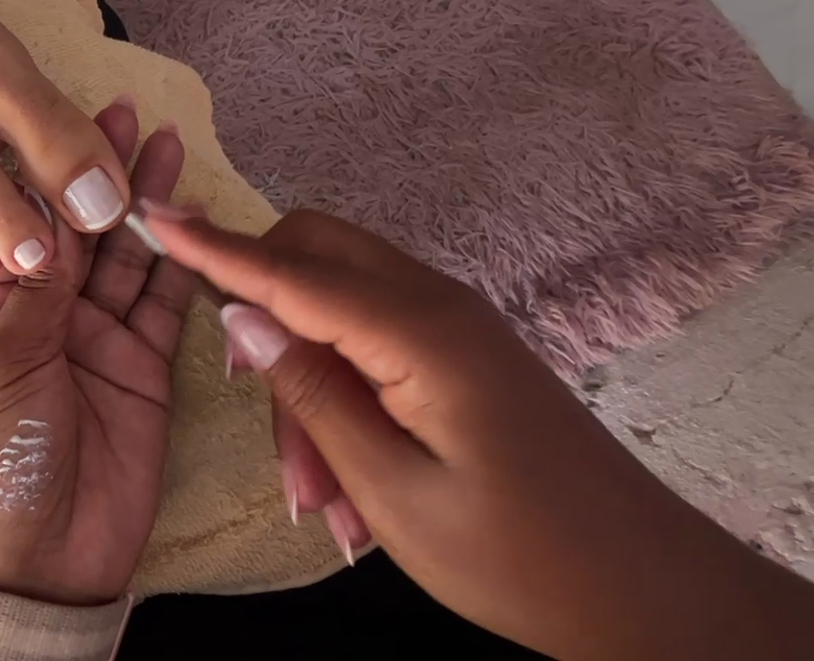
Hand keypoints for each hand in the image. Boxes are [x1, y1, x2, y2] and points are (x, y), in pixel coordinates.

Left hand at [0, 103, 188, 604]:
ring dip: (147, 207)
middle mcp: (49, 309)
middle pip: (83, 230)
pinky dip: (181, 265)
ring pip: (128, 258)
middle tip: (132, 117)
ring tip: (168, 149)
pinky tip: (194, 223)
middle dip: (104, 175)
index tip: (74, 121)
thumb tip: (58, 223)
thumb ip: (39, 293)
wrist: (38, 557)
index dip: (51, 174)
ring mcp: (100, 334)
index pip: (27, 224)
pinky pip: (165, 305)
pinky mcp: (146, 365)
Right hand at [139, 207, 813, 660]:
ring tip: (312, 482)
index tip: (152, 214)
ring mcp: (447, 318)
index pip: (288, 273)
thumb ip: (308, 393)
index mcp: (418, 335)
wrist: (661, 599)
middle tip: (243, 388)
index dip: (212, 246)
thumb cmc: (523, 561)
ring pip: (331, 292)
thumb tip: (239, 315)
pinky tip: (340, 463)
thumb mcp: (394, 493)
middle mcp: (432, 303)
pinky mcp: (452, 343)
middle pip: (311, 248)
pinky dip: (332, 373)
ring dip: (298, 361)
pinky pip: (364, 325)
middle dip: (257, 298)